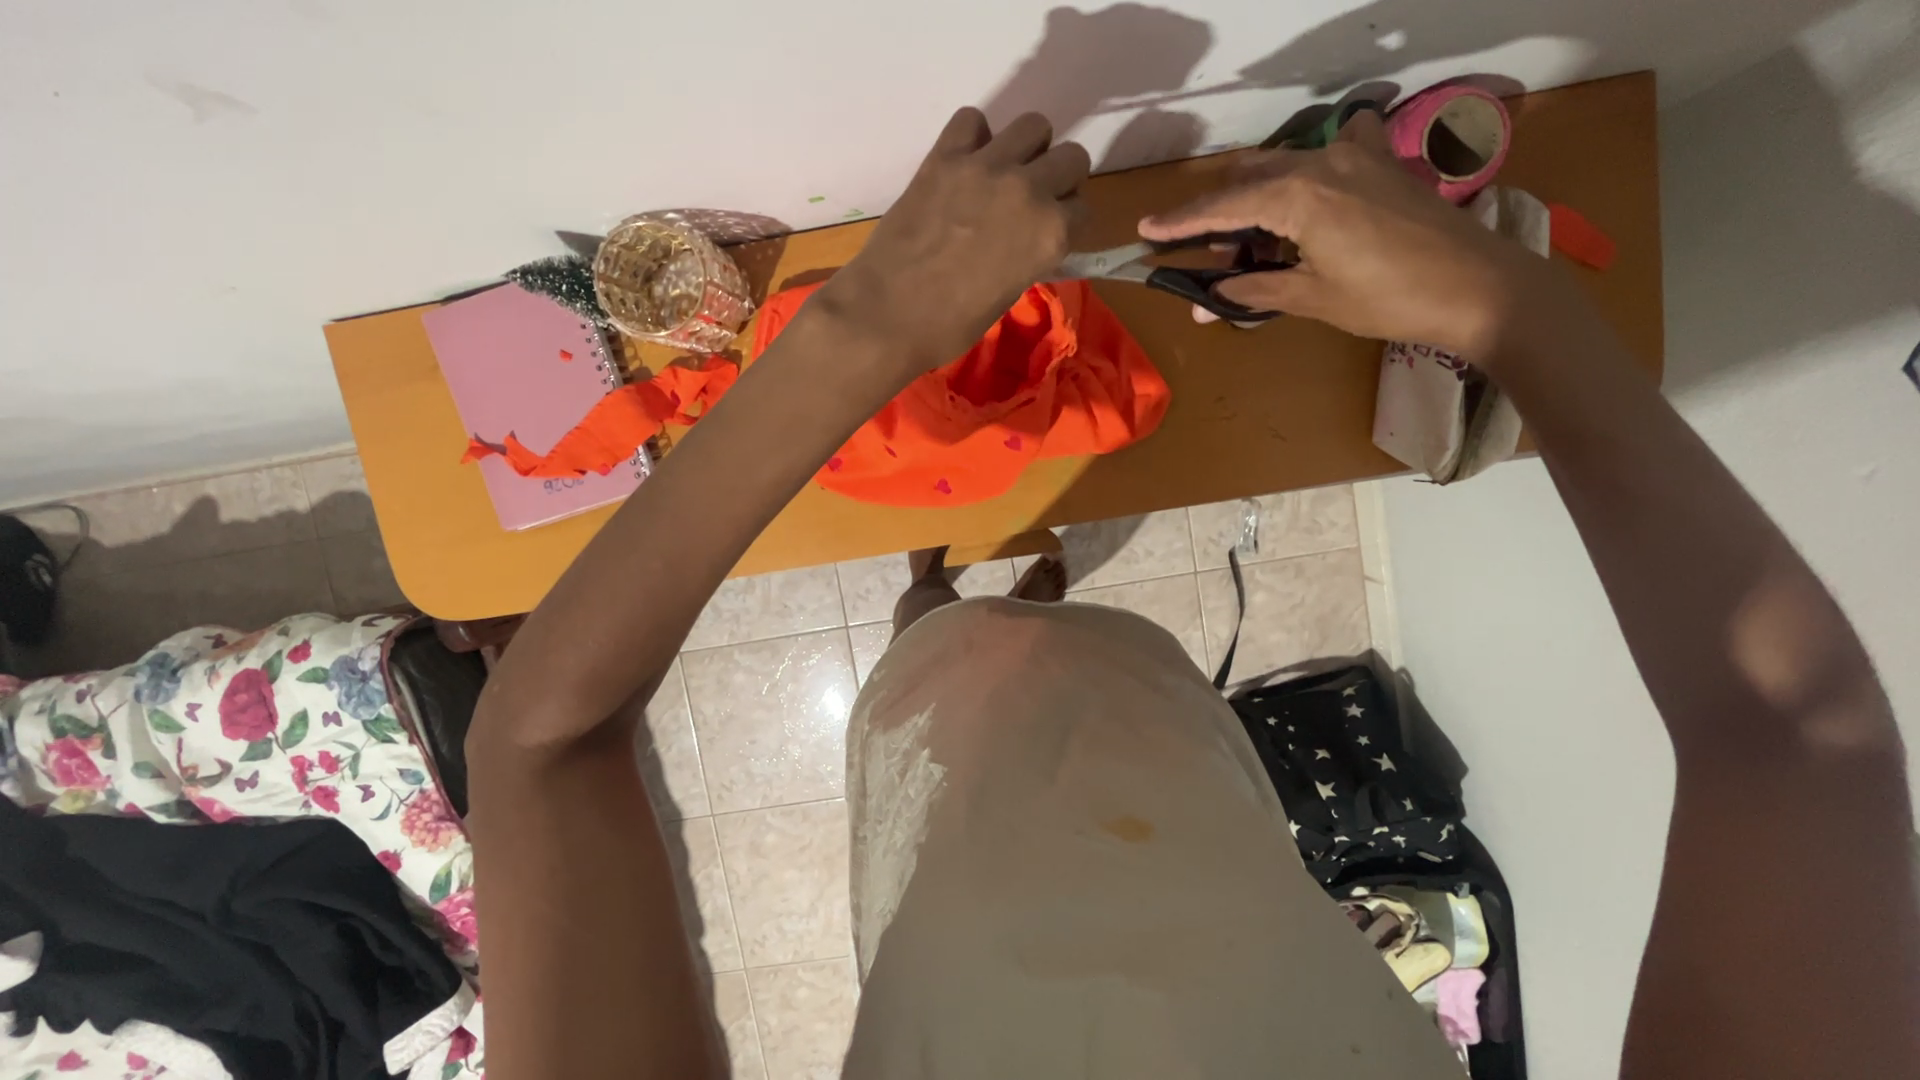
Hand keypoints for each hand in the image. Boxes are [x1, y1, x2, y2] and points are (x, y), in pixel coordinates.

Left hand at [822, 108, 1090, 373]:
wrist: (887, 314)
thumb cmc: (950, 325)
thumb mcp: (1008, 294)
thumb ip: (1030, 255)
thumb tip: (1029, 238)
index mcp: (1051, 234)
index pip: (1082, 209)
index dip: (1066, 220)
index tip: (1048, 231)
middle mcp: (1029, 191)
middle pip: (1071, 158)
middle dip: (1058, 178)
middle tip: (1032, 199)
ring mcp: (986, 167)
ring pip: (1034, 126)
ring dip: (1026, 147)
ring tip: (1004, 172)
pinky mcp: (945, 157)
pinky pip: (972, 120)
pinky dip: (974, 136)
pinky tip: (965, 163)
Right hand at [1138, 113, 1551, 361]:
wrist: (1478, 287)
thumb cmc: (1389, 299)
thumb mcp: (1312, 298)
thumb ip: (1253, 292)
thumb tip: (1205, 303)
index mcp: (1298, 195)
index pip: (1223, 206)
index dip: (1180, 221)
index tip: (1145, 230)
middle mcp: (1321, 162)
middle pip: (1249, 178)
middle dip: (1218, 212)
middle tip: (1201, 251)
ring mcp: (1356, 157)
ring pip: (1284, 167)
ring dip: (1257, 199)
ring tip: (1249, 244)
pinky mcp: (1381, 164)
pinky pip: (1325, 158)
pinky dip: (1302, 178)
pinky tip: (1307, 198)